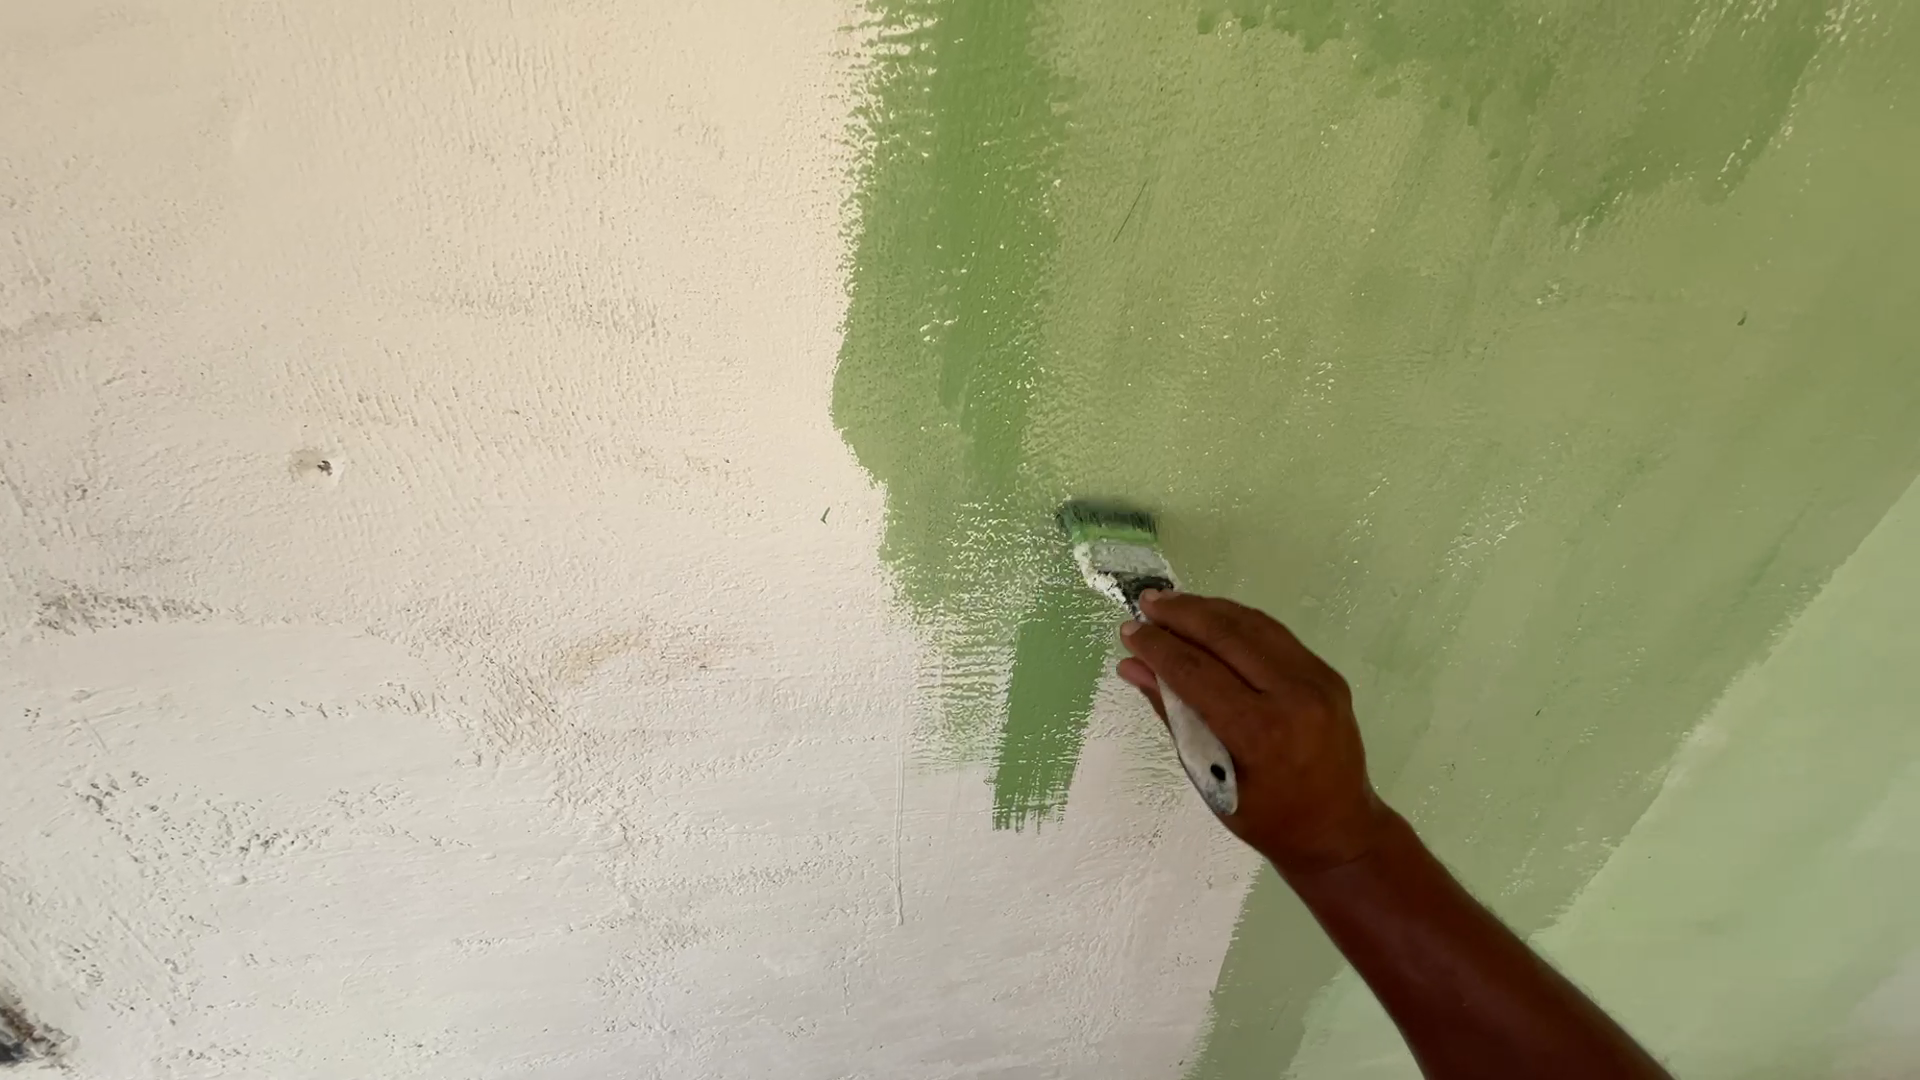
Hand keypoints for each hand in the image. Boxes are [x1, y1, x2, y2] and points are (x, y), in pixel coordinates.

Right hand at [1118, 591, 1388, 875]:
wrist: (1339, 830)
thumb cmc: (1264, 817)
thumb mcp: (1206, 773)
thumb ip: (1171, 711)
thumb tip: (1131, 665)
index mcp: (1259, 732)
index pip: (1196, 671)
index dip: (1157, 646)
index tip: (1128, 630)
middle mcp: (1293, 696)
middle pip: (1225, 636)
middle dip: (1180, 614)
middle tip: (1145, 602)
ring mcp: (1317, 680)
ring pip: (1251, 624)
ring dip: (1206, 608)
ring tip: (1169, 601)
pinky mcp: (1326, 673)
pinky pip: (1273, 633)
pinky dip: (1235, 619)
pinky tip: (1208, 615)